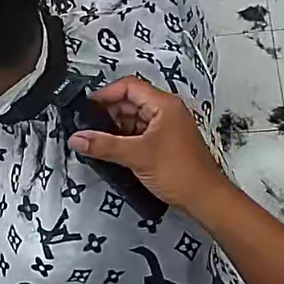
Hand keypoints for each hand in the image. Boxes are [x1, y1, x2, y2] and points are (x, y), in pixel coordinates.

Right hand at [68, 76, 236, 217]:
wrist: (203, 197)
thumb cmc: (184, 173)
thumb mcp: (137, 156)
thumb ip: (104, 145)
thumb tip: (80, 138)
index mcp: (164, 105)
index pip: (129, 86)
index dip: (106, 94)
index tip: (89, 107)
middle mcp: (167, 111)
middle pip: (130, 101)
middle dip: (109, 113)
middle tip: (90, 126)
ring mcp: (167, 127)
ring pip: (134, 118)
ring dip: (116, 128)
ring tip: (99, 141)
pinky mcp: (165, 142)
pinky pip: (140, 133)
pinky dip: (125, 139)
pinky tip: (113, 151)